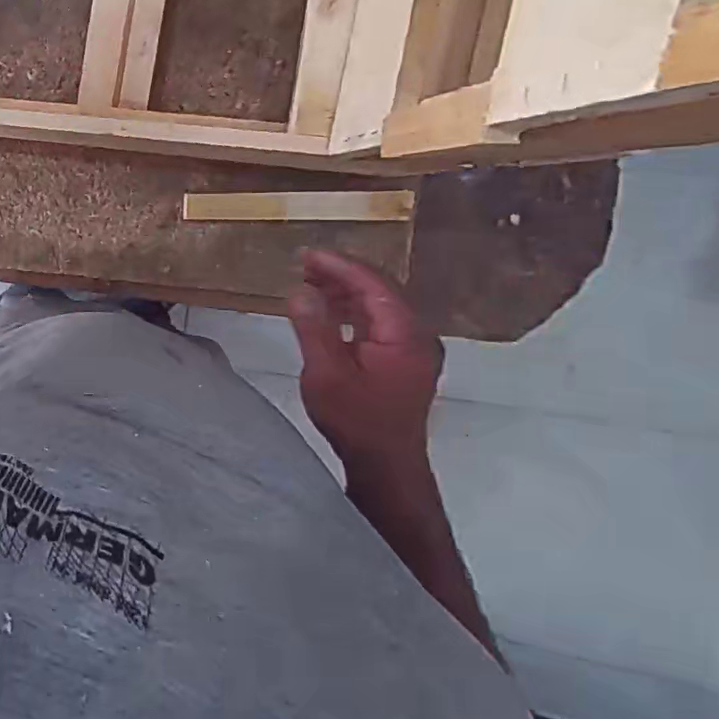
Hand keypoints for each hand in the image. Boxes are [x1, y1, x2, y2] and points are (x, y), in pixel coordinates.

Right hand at [286, 249, 441, 473]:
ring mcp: (413, 349)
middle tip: (303, 264)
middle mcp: (417, 336)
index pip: (374, 285)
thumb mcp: (326, 373)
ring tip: (309, 282)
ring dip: (345, 291)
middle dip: (342, 274)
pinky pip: (378, 322)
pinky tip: (328, 311)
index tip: (307, 255)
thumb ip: (314, 328)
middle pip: (381, 290)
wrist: (385, 463)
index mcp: (405, 335)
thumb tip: (301, 291)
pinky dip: (352, 310)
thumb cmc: (354, 419)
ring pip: (379, 305)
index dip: (339, 266)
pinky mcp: (403, 361)